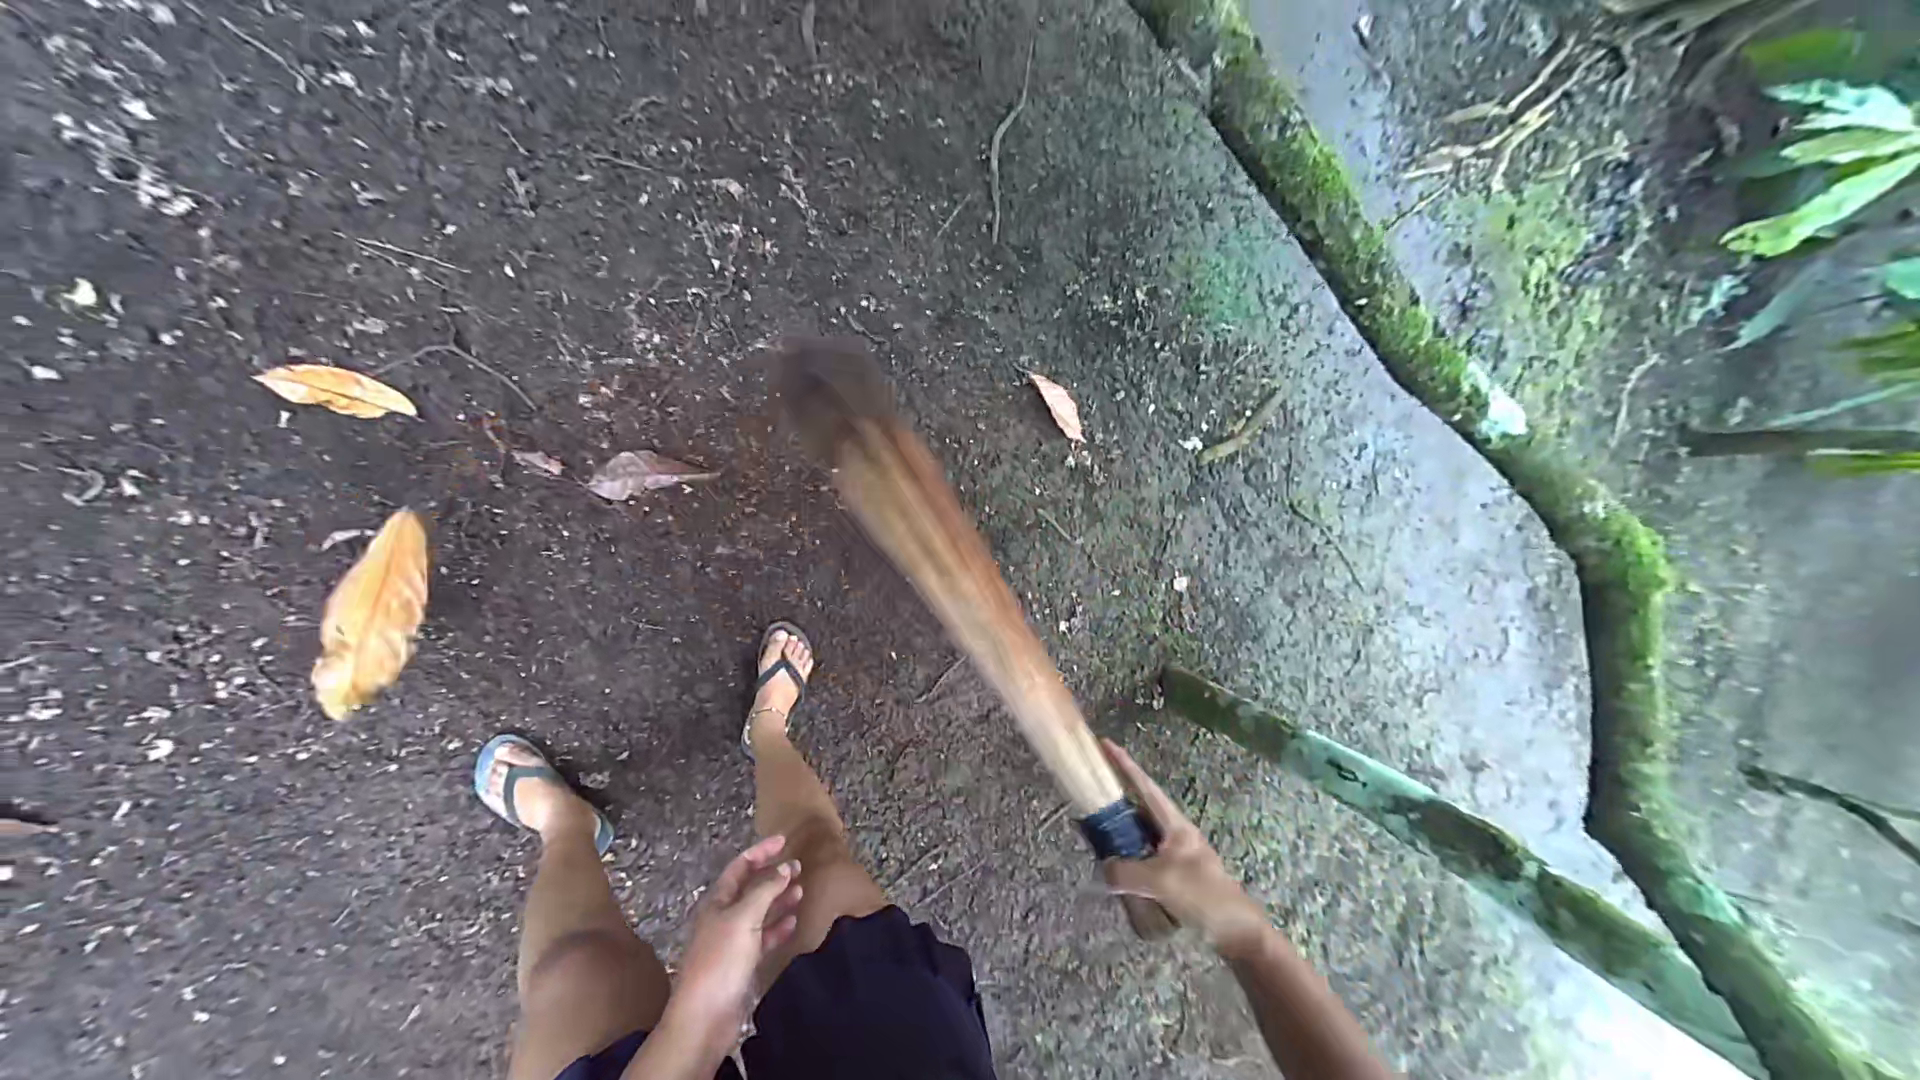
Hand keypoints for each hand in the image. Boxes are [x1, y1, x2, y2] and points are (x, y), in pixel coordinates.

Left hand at [666, 835, 804, 1042]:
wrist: (703, 1019)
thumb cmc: (720, 959)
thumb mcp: (743, 917)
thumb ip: (764, 890)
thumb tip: (784, 868)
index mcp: (718, 901)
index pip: (740, 866)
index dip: (761, 851)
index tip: (783, 841)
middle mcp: (723, 917)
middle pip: (750, 888)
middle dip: (773, 876)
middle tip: (798, 868)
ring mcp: (732, 942)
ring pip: (759, 913)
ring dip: (779, 900)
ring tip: (800, 892)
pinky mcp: (741, 964)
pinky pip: (763, 938)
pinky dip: (777, 928)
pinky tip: (792, 924)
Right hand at [1100, 739, 1270, 953]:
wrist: (1240, 932)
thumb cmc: (1204, 896)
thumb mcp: (1160, 880)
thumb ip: (1125, 872)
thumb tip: (1104, 868)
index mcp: (1175, 824)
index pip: (1145, 785)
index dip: (1124, 764)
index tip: (1105, 744)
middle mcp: (1175, 833)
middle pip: (1139, 809)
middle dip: (1115, 802)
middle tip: (1089, 799)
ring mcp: (1176, 855)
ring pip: (1140, 836)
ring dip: (1120, 836)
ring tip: (1095, 838)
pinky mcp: (1177, 877)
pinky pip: (1144, 859)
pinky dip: (1128, 859)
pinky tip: (1117, 872)